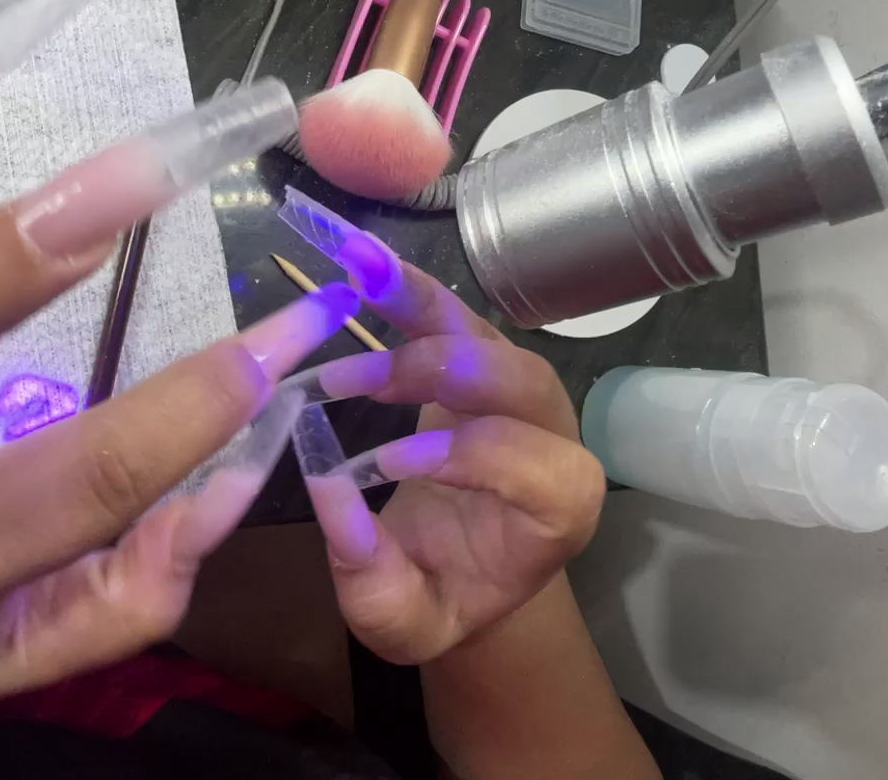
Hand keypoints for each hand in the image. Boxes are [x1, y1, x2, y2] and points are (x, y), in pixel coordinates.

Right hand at [303, 262, 605, 664]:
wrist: (470, 563)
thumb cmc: (447, 597)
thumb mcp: (406, 620)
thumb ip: (372, 579)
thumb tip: (328, 489)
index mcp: (559, 506)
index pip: (524, 461)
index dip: (459, 454)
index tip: (379, 463)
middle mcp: (556, 436)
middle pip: (523, 380)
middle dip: (440, 370)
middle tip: (357, 379)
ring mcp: (521, 391)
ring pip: (487, 334)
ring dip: (420, 308)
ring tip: (359, 281)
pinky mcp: (483, 363)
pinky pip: (453, 316)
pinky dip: (410, 291)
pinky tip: (366, 267)